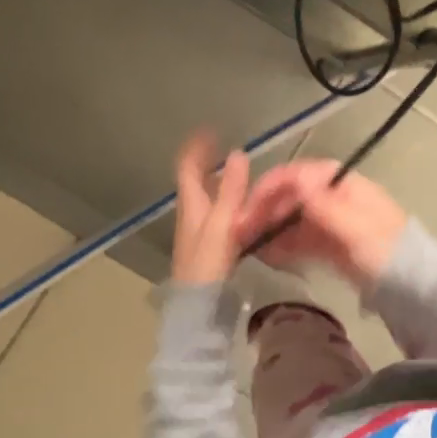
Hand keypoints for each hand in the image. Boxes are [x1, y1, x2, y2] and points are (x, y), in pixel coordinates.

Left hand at [172, 131, 248, 285]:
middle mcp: (192, 214)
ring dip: (222, 184)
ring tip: (244, 176)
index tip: (209, 130)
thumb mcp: (221, 224)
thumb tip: (238, 152)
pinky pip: (220, 216)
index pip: (188, 168)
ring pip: (209, 200)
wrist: (198, 307)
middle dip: (210, 164)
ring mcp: (200, 232)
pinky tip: (248, 211)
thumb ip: (231, 191)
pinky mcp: (210, 247)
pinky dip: (231, 205)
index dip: (196, 148)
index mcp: (192, 204)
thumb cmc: (206, 263)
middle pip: (197, 183)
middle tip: (228, 151)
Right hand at [233, 160, 405, 289]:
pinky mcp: (330, 244)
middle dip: (263, 210)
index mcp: (341, 184)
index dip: (269, 187)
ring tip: (246, 245)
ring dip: (268, 228)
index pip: (297, 175)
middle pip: (290, 197)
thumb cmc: (384, 249)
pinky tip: (265, 254)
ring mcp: (331, 221)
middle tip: (239, 231)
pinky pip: (299, 239)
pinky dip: (282, 244)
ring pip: (291, 218)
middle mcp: (333, 197)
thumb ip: (324, 204)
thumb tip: (296, 178)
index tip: (246, 206)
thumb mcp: (355, 227)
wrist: (410, 281)